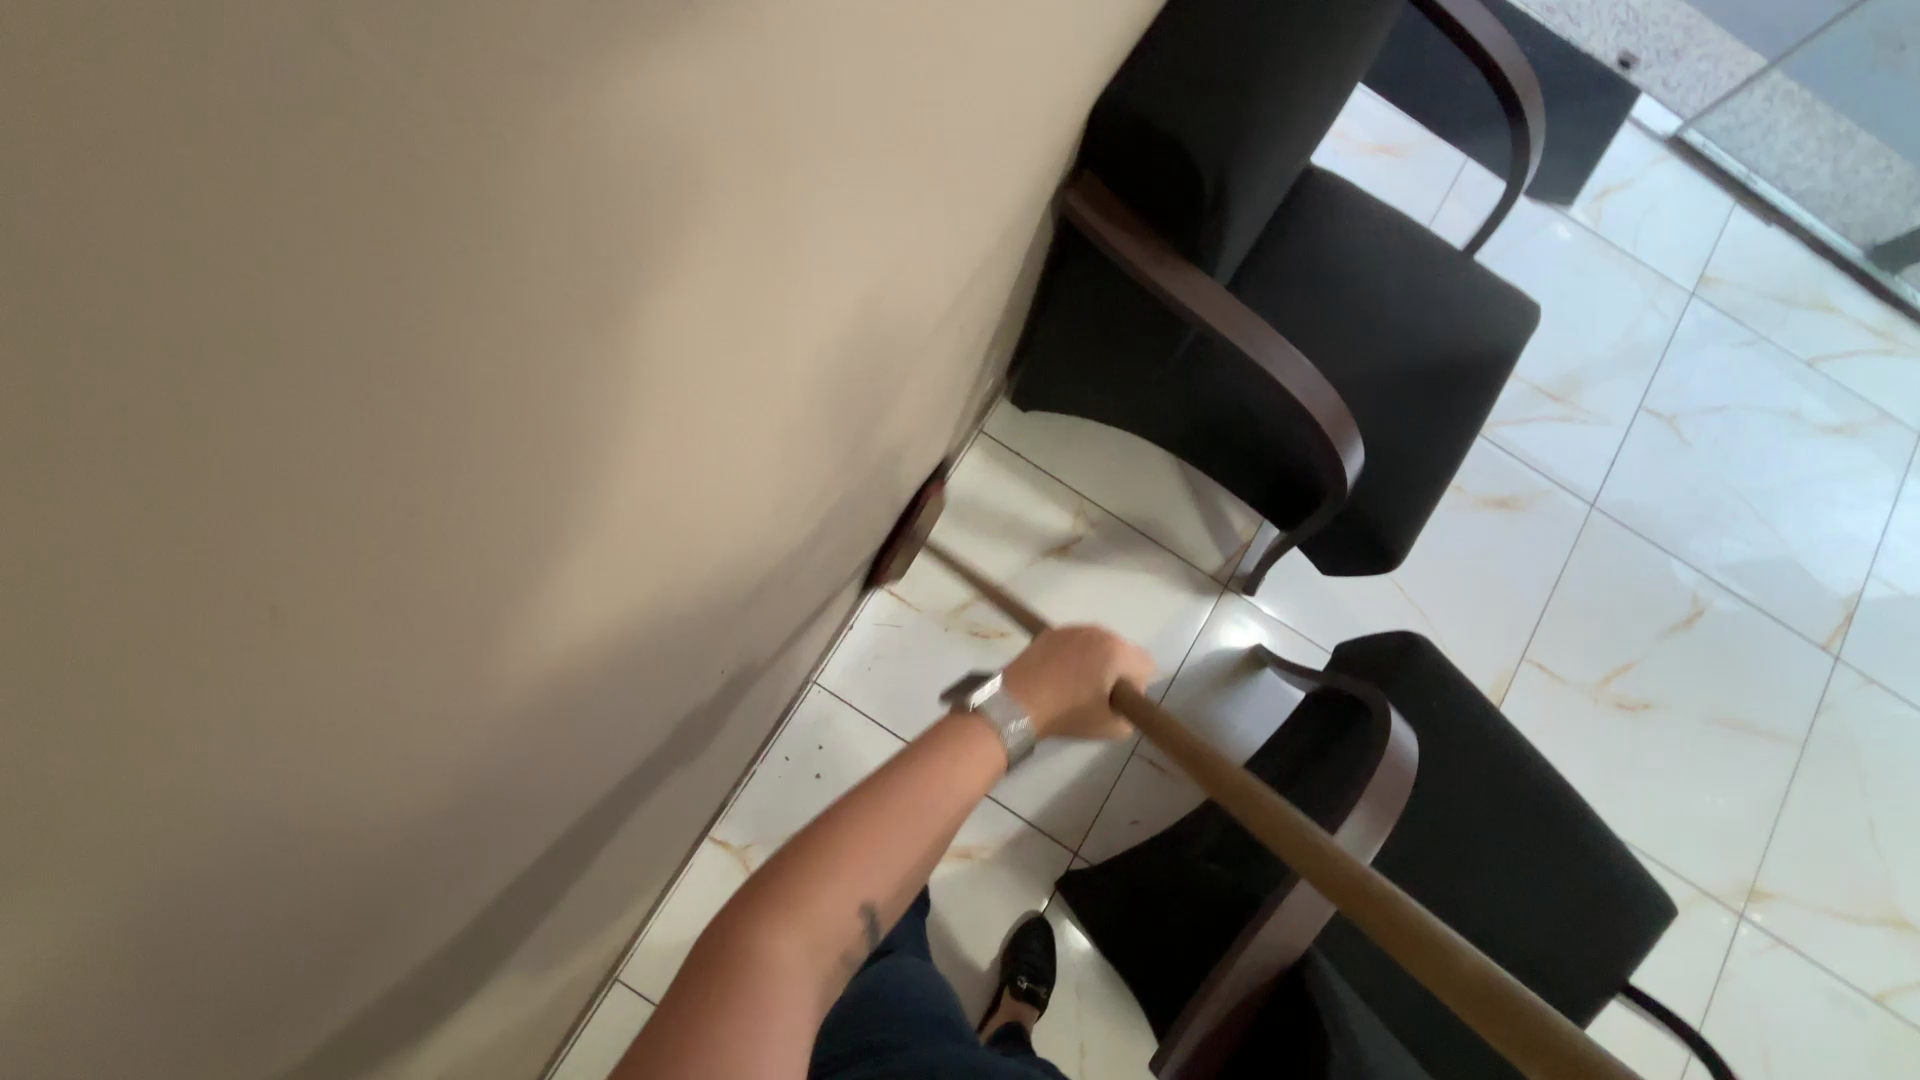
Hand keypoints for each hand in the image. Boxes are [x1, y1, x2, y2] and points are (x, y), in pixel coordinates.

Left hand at [999, 625, 1155, 740]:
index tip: (1118, 701)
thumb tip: (1124, 705)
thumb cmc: (1067, 713)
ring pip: (1097, 644)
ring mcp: (1072, 629)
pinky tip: (1057, 675)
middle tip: (1096, 695)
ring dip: (1094, 661)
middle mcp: (1098, 632)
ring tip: (1074, 685)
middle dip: (1116, 671)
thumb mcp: (1110, 728)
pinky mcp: (1050, 632)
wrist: (1017, 702)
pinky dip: (1073, 656)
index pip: (1146, 664)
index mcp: (1117, 651)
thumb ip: (1129, 717)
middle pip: (1121, 651)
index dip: (1137, 685)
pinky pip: (1074, 643)